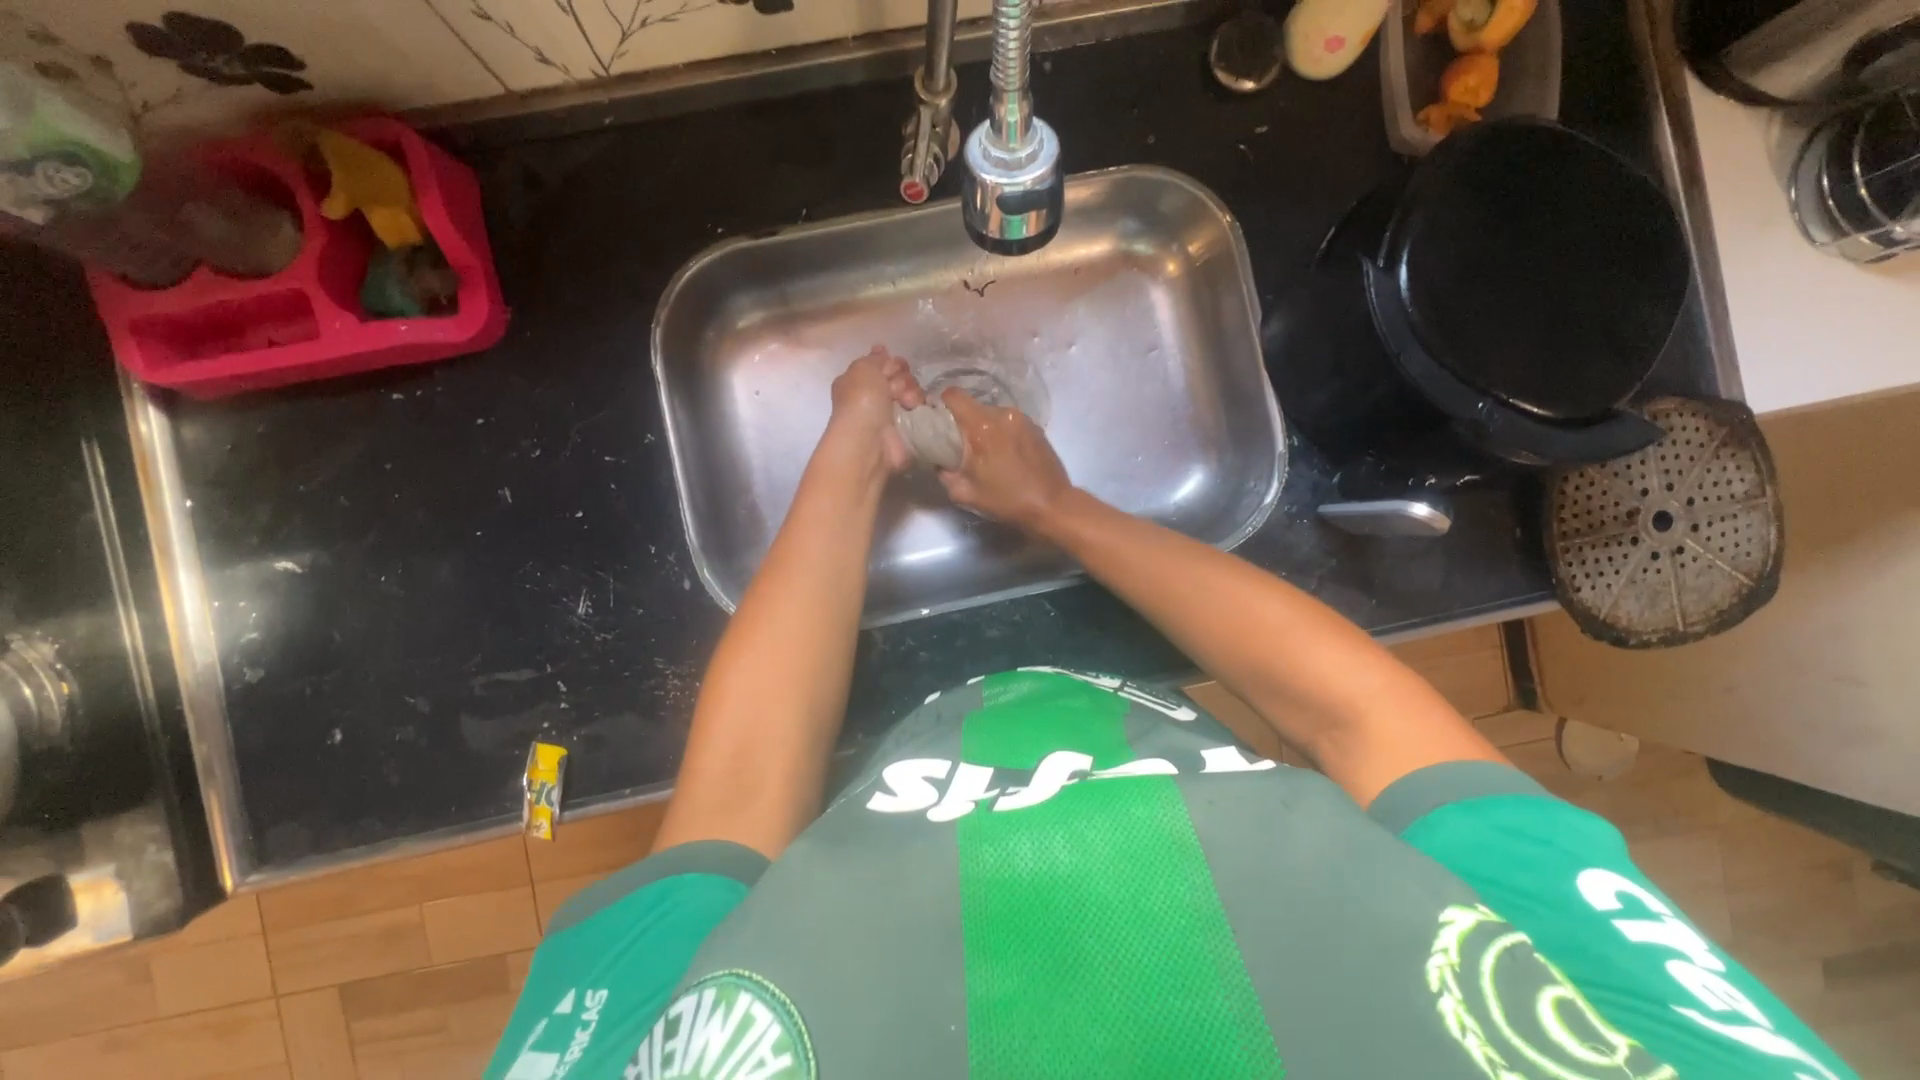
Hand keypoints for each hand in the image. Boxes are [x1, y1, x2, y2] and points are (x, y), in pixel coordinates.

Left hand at [827, 346, 925, 474]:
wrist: (869, 440)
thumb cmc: (860, 400)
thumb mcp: (862, 368)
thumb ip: (874, 358)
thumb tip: (880, 349)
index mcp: (860, 382)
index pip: (883, 364)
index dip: (890, 363)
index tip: (888, 369)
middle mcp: (875, 396)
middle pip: (901, 376)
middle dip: (901, 378)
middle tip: (894, 389)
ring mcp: (892, 413)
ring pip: (913, 390)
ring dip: (910, 392)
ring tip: (904, 402)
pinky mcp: (908, 427)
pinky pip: (921, 408)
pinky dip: (919, 406)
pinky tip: (912, 409)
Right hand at [937, 387, 1074, 529]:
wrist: (1052, 505)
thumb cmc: (1006, 500)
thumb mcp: (965, 493)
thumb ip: (944, 472)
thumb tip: (938, 460)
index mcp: (982, 426)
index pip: (954, 395)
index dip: (941, 404)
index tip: (938, 421)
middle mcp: (1002, 414)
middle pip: (973, 407)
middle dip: (964, 423)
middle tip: (963, 446)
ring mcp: (1022, 419)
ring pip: (992, 415)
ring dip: (985, 429)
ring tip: (988, 453)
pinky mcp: (1035, 427)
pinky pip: (1009, 423)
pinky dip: (1002, 433)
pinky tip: (1006, 455)